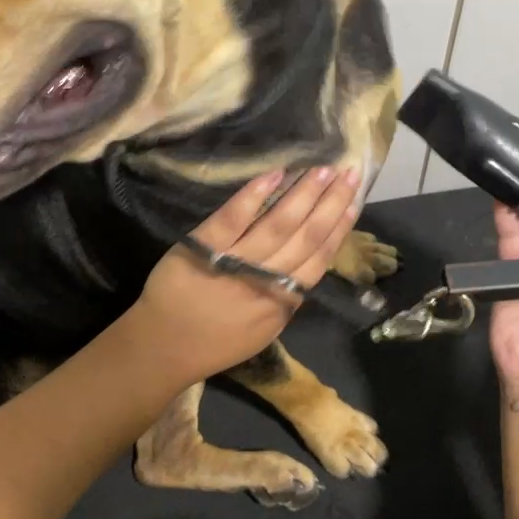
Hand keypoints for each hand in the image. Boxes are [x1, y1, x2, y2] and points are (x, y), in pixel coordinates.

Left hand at [132, 166, 360, 383]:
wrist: (163, 349)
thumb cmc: (214, 343)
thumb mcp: (263, 330)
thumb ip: (285, 299)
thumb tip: (307, 266)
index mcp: (282, 302)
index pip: (320, 259)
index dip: (340, 227)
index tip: (355, 200)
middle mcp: (265, 281)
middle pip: (307, 237)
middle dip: (331, 203)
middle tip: (349, 173)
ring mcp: (235, 263)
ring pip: (278, 224)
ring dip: (304, 194)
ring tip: (322, 169)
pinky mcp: (203, 248)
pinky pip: (233, 219)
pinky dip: (254, 196)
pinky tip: (274, 174)